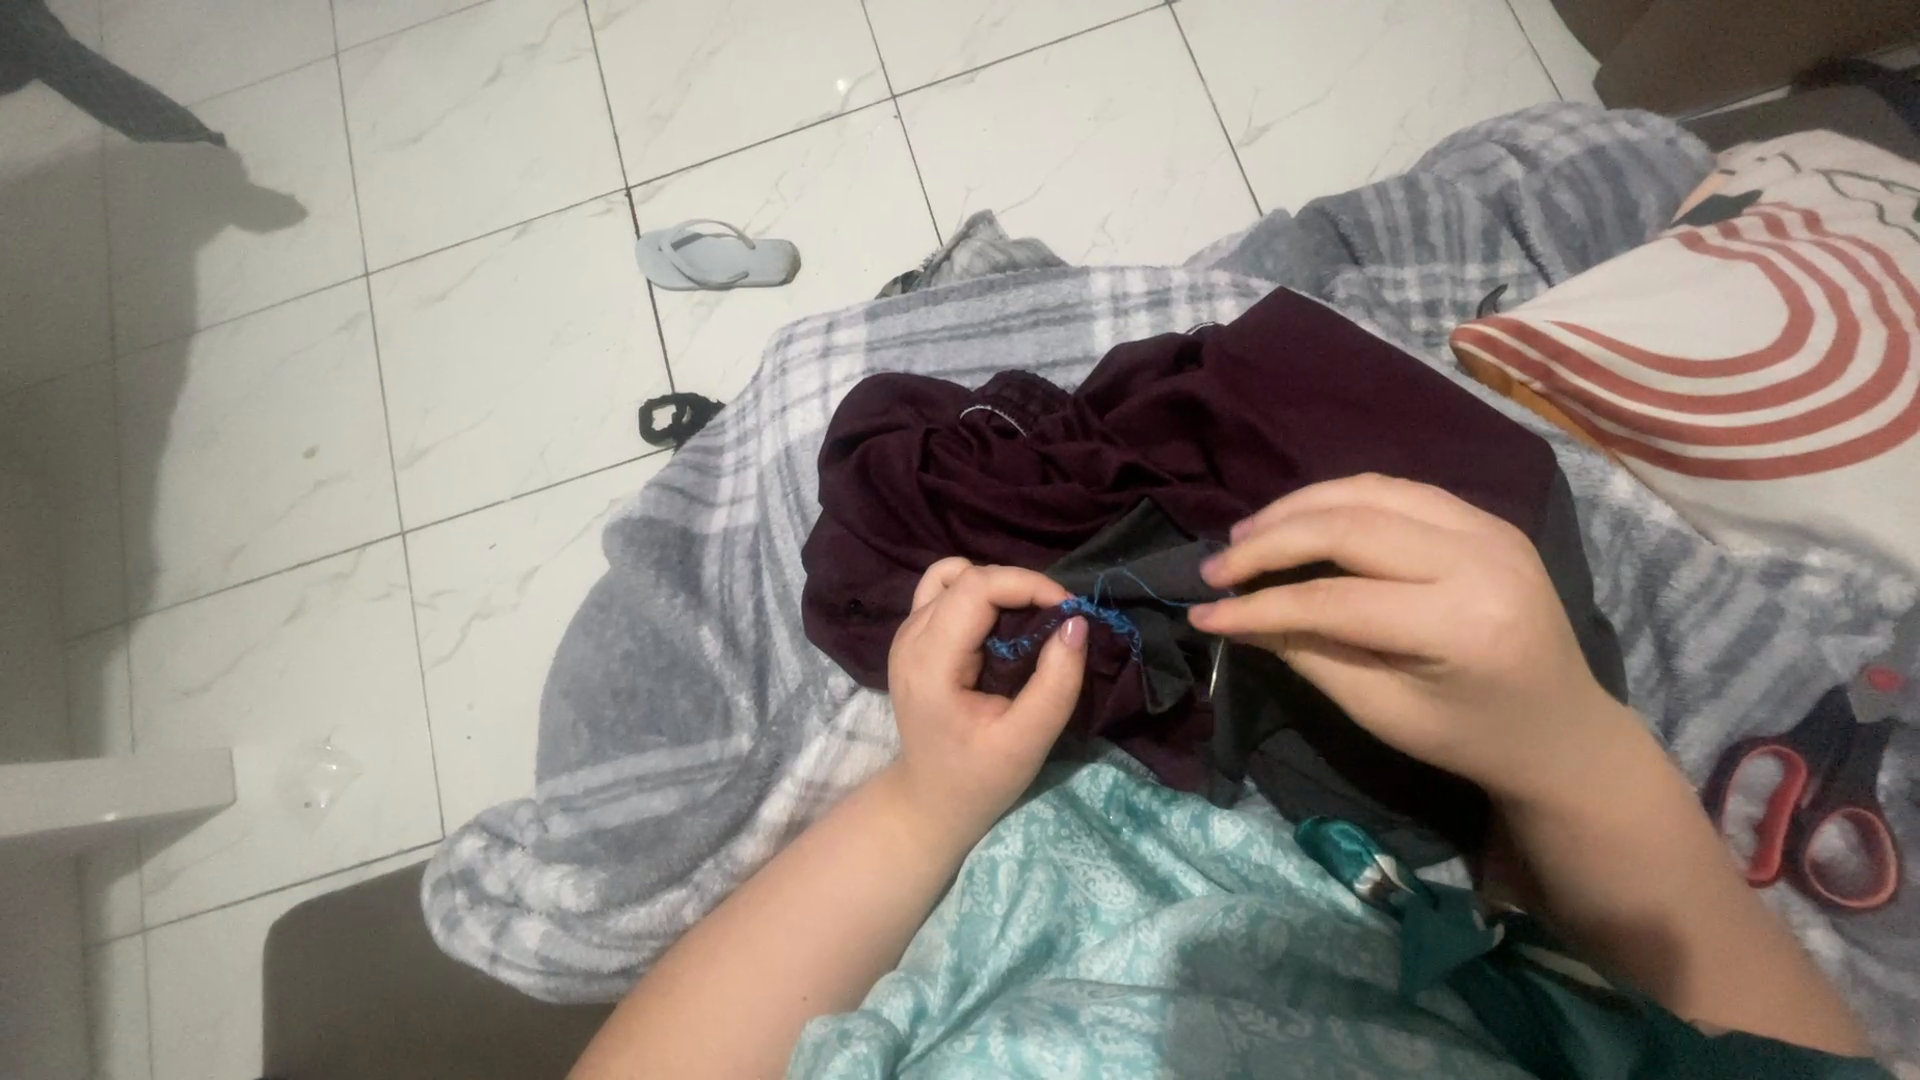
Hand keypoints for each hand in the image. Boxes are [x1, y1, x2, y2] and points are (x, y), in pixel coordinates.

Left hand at [883, 558, 1088, 847]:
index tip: (1069, 610)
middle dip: (1021, 586)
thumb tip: (1076, 623)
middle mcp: (910, 637)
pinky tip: (997, 621)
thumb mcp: (1028, 741)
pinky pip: (943, 590)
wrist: (930, 800)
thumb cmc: (979, 778)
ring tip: (1028, 620)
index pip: (976, 587)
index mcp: (930, 662)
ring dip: (999, 587)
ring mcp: (905, 633)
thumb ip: (1056, 683)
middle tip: (1059, 619)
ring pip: (954, 576)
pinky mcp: (911, 636)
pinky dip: (977, 592)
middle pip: (967, 577)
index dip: (1028, 584)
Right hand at [1188, 474, 1639, 806]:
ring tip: (1245, 535)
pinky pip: (1391, 491)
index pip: (1333, 600)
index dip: (1258, 604)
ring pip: (1365, 492)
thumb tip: (1229, 616)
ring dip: (1294, 509)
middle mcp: (1481, 559)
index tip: (1202, 612)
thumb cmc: (1466, 735)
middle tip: (1215, 567)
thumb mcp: (1378, 710)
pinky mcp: (1483, 517)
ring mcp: (1489, 527)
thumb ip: (1303, 653)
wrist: (1561, 729)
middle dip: (1268, 543)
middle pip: (1347, 527)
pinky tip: (1297, 522)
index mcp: (1462, 624)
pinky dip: (1333, 501)